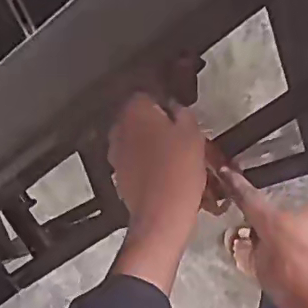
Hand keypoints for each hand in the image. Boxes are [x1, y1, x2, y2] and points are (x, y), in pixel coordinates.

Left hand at [109, 91, 206, 236]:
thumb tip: (175, 109)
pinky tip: (166, 175)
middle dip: (157, 126)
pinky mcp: (118, 177)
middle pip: (138, 120)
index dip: (165, 104)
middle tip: (180, 136)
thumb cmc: (179, 168)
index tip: (179, 115)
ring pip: (136, 143)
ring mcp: (115, 155)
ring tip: (176, 158)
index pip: (147, 95)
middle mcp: (118, 130)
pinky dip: (147, 166)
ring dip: (152, 146)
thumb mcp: (192, 133)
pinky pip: (135, 165)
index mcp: (134, 111)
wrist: (162, 212)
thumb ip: (182, 113)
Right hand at [223, 168, 307, 307]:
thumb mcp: (266, 279)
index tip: (226, 171)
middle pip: (276, 219)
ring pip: (298, 227)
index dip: (235, 186)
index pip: (249, 200)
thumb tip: (256, 239)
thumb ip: (256, 252)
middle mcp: (301, 212)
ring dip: (294, 242)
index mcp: (277, 223)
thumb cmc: (305, 295)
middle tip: (275, 263)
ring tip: (301, 272)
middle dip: (272, 235)